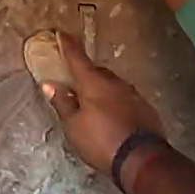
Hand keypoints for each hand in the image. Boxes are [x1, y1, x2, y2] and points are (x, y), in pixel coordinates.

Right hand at [40, 31, 166, 184]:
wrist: (143, 160)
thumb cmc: (101, 140)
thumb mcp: (73, 126)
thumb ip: (62, 103)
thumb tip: (50, 84)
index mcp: (93, 82)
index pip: (77, 57)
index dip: (67, 45)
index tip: (61, 33)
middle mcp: (114, 82)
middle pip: (96, 71)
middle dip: (85, 73)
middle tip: (75, 84)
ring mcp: (132, 93)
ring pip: (112, 84)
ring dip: (102, 89)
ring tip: (94, 104)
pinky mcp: (145, 107)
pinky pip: (125, 97)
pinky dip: (116, 101)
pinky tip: (114, 116)